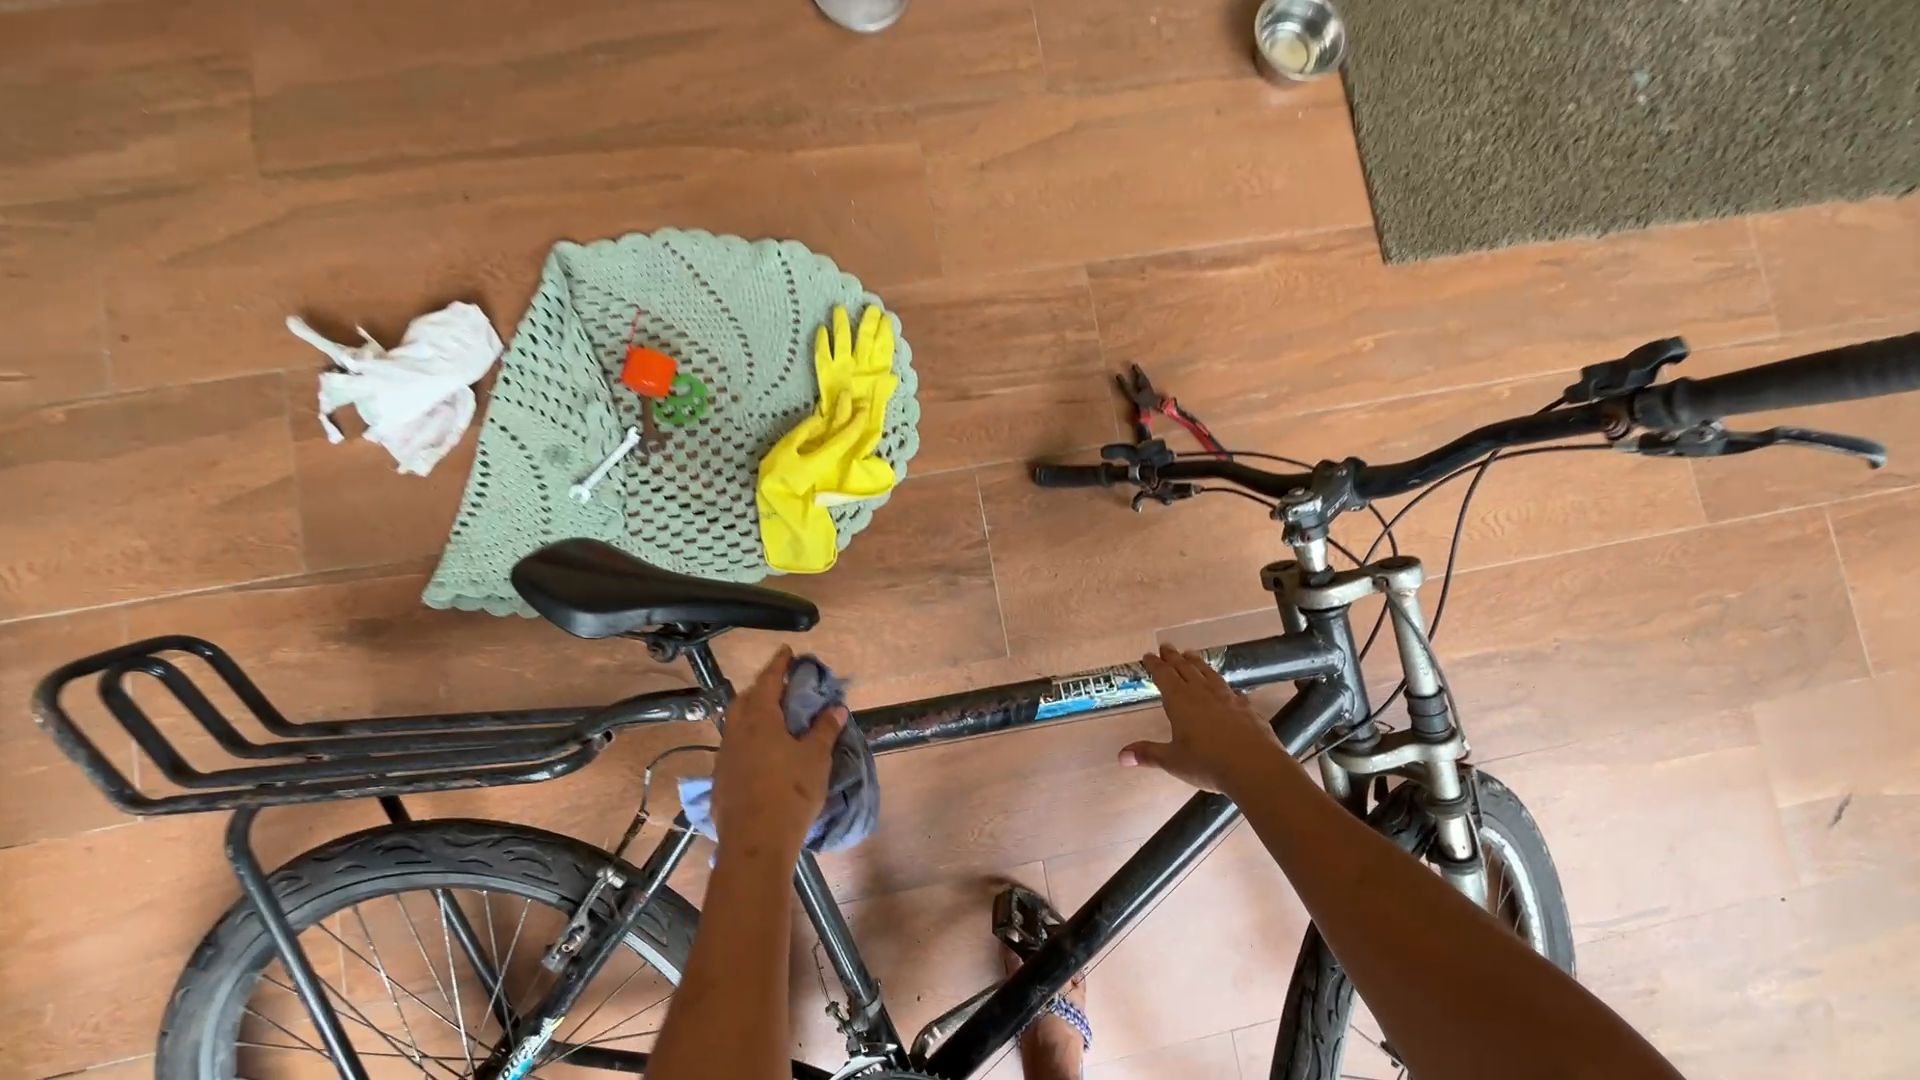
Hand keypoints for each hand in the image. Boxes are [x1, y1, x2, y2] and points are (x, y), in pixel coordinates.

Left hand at [711, 647, 846, 854]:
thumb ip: (824, 730)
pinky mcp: (721, 779)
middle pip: (746, 700)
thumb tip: (836, 708)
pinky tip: (761, 753)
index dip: (779, 665)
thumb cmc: (790, 793)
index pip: (769, 681)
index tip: (787, 651)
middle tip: (780, 685)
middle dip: (762, 688)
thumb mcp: (815, 758)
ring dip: (753, 714)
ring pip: (736, 724)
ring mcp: (725, 756)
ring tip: (771, 717)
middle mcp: (737, 731)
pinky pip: (734, 747)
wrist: (755, 841)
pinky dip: (748, 739)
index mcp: (760, 719)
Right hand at [1121, 645, 1285, 795]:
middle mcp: (1202, 693)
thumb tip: (1122, 756)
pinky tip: (1228, 688)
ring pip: (1208, 674)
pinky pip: (1232, 691)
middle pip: (1185, 669)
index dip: (1155, 665)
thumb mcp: (1173, 760)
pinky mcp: (1246, 708)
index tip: (1148, 655)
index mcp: (1180, 701)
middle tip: (1166, 646)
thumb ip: (1149, 754)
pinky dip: (1225, 686)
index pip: (1164, 676)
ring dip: (1197, 664)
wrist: (1255, 767)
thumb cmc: (1207, 763)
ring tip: (1191, 654)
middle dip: (1174, 657)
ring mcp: (1227, 698)